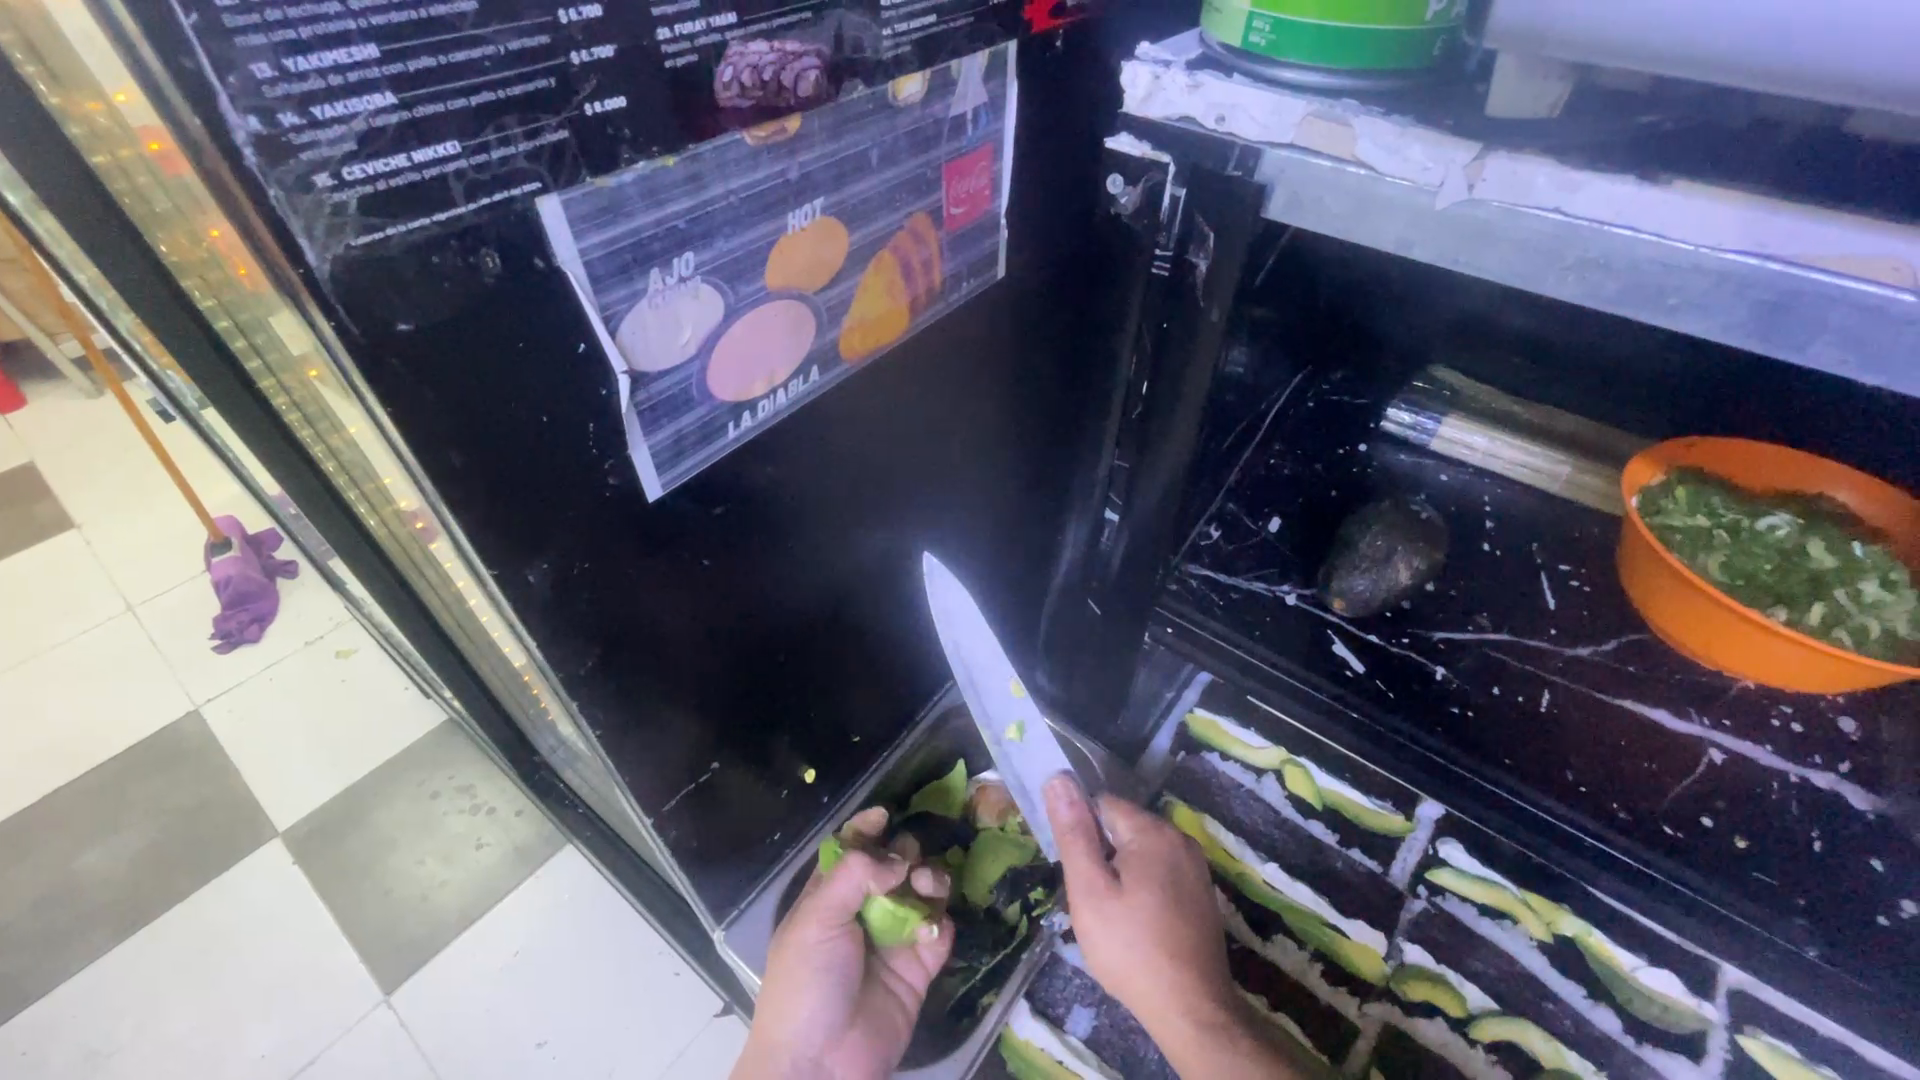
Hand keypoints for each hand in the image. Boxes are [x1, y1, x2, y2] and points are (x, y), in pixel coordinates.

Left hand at [734, 807, 954, 1079]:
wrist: (820, 1064)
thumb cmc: (806, 983)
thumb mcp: (817, 918)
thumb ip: (856, 874)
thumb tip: (898, 858)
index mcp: (828, 897)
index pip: (851, 851)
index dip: (867, 829)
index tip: (885, 814)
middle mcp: (863, 911)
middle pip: (894, 865)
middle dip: (906, 853)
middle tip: (909, 862)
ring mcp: (892, 939)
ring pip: (922, 892)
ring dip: (930, 880)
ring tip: (927, 887)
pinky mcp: (918, 969)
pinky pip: (939, 931)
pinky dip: (941, 922)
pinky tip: (932, 928)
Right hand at [1043, 777, 1238, 1036]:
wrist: (1191, 1009)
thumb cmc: (1130, 948)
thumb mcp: (1089, 889)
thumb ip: (1073, 832)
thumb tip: (1058, 778)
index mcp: (1152, 830)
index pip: (1102, 804)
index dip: (1082, 834)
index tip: (1077, 872)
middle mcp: (1180, 838)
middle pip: (1124, 828)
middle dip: (1102, 855)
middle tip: (1092, 900)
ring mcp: (1196, 866)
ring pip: (1142, 853)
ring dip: (1122, 874)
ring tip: (1113, 916)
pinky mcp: (1202, 893)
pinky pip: (1161, 873)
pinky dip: (1144, 889)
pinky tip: (1138, 924)